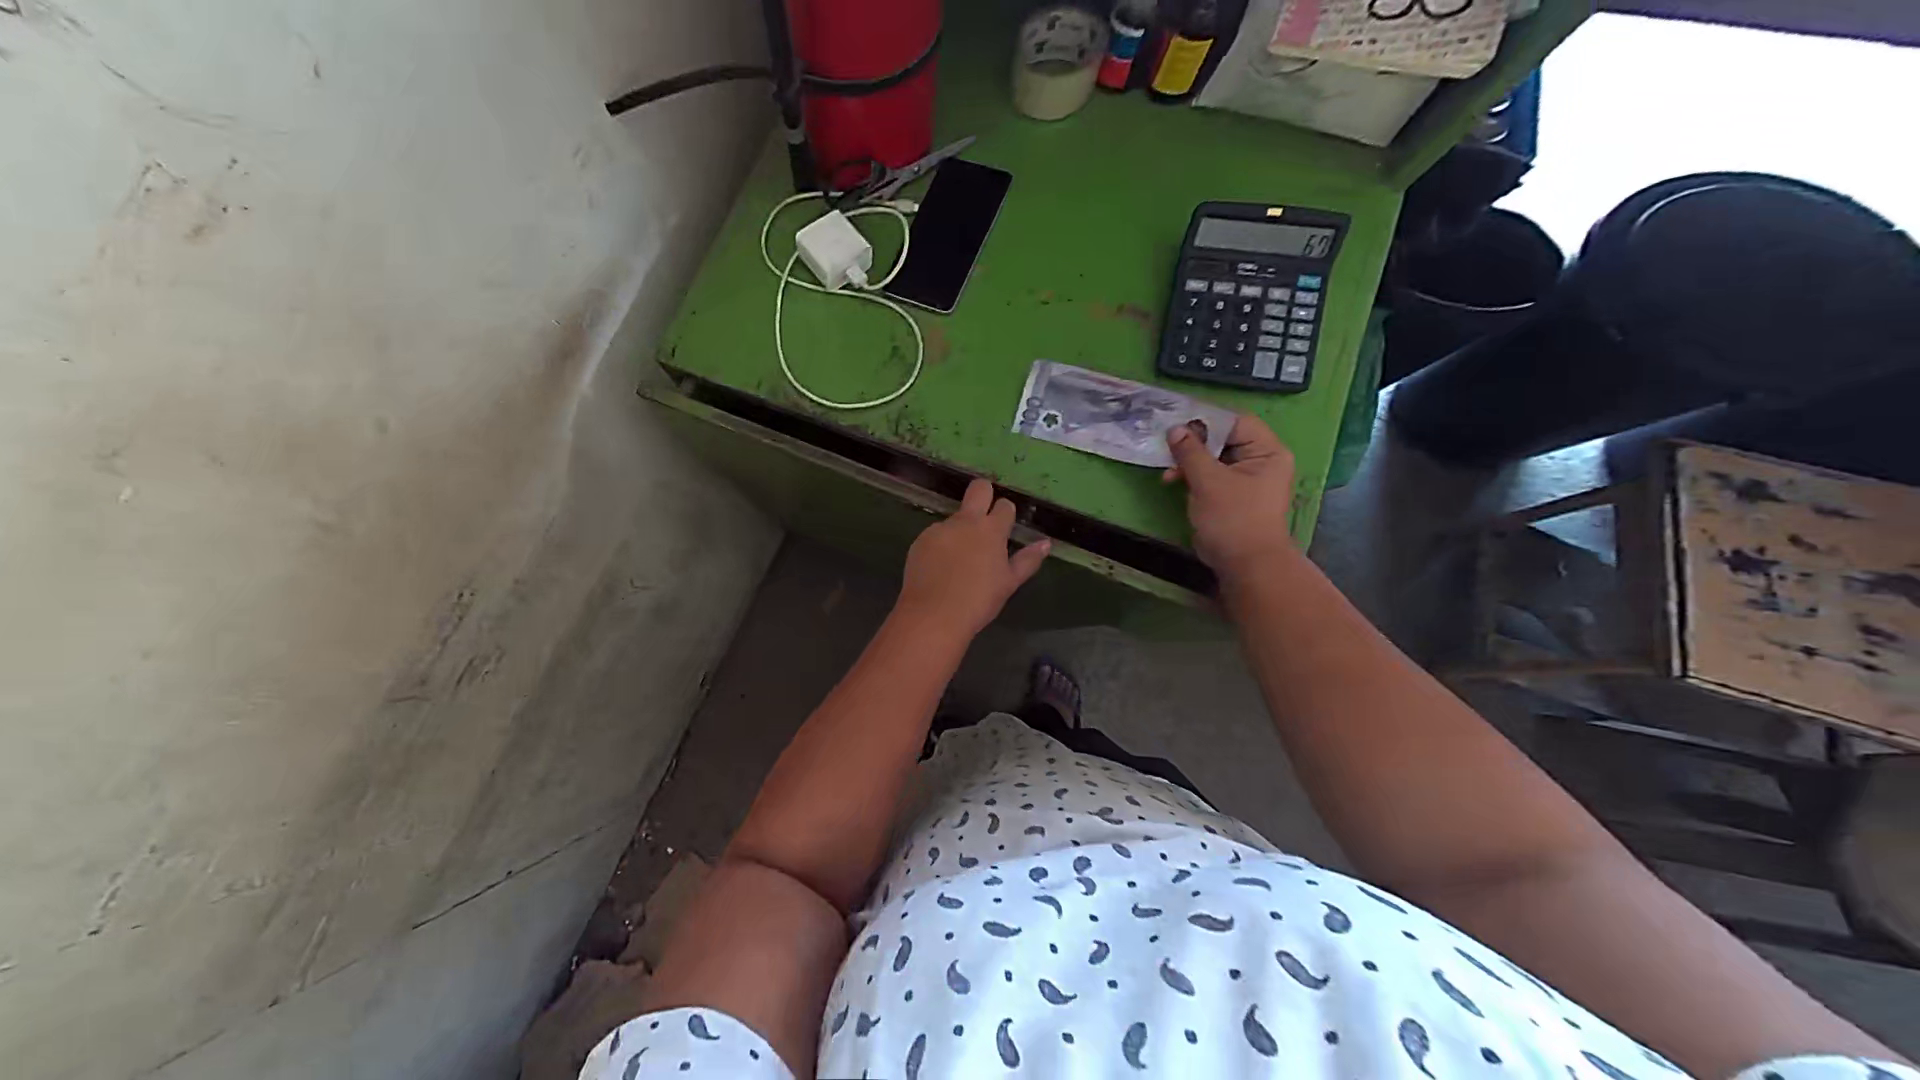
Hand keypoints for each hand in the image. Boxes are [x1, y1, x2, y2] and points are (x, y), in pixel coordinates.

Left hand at [896, 479, 1050, 636]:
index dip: (1006, 515)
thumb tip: (1046, 543)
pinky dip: (941, 546)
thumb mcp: (1009, 583)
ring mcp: (940, 528)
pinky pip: (936, 535)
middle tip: (984, 516)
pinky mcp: (920, 540)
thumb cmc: (978, 600)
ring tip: (959, 562)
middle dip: (984, 494)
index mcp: (991, 530)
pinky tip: (940, 570)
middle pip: (978, 488)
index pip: (1005, 506)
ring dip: (960, 531)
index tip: (1004, 530)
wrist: (933, 615)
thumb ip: (1028, 560)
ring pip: (955, 518)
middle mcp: (965, 521)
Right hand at [1164, 414, 1297, 579]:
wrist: (1245, 565)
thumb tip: (1175, 429)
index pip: (1235, 422)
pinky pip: (1210, 475)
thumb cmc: (1233, 519)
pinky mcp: (1231, 495)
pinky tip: (1173, 481)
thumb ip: (1190, 452)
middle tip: (1167, 445)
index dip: (1206, 419)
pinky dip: (1192, 476)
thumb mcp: (1208, 481)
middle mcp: (1260, 461)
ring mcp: (1246, 479)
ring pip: (1213, 458)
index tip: (1176, 421)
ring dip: (1189, 461)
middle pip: (1223, 439)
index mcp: (1267, 451)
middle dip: (1193, 443)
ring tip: (1168, 471)